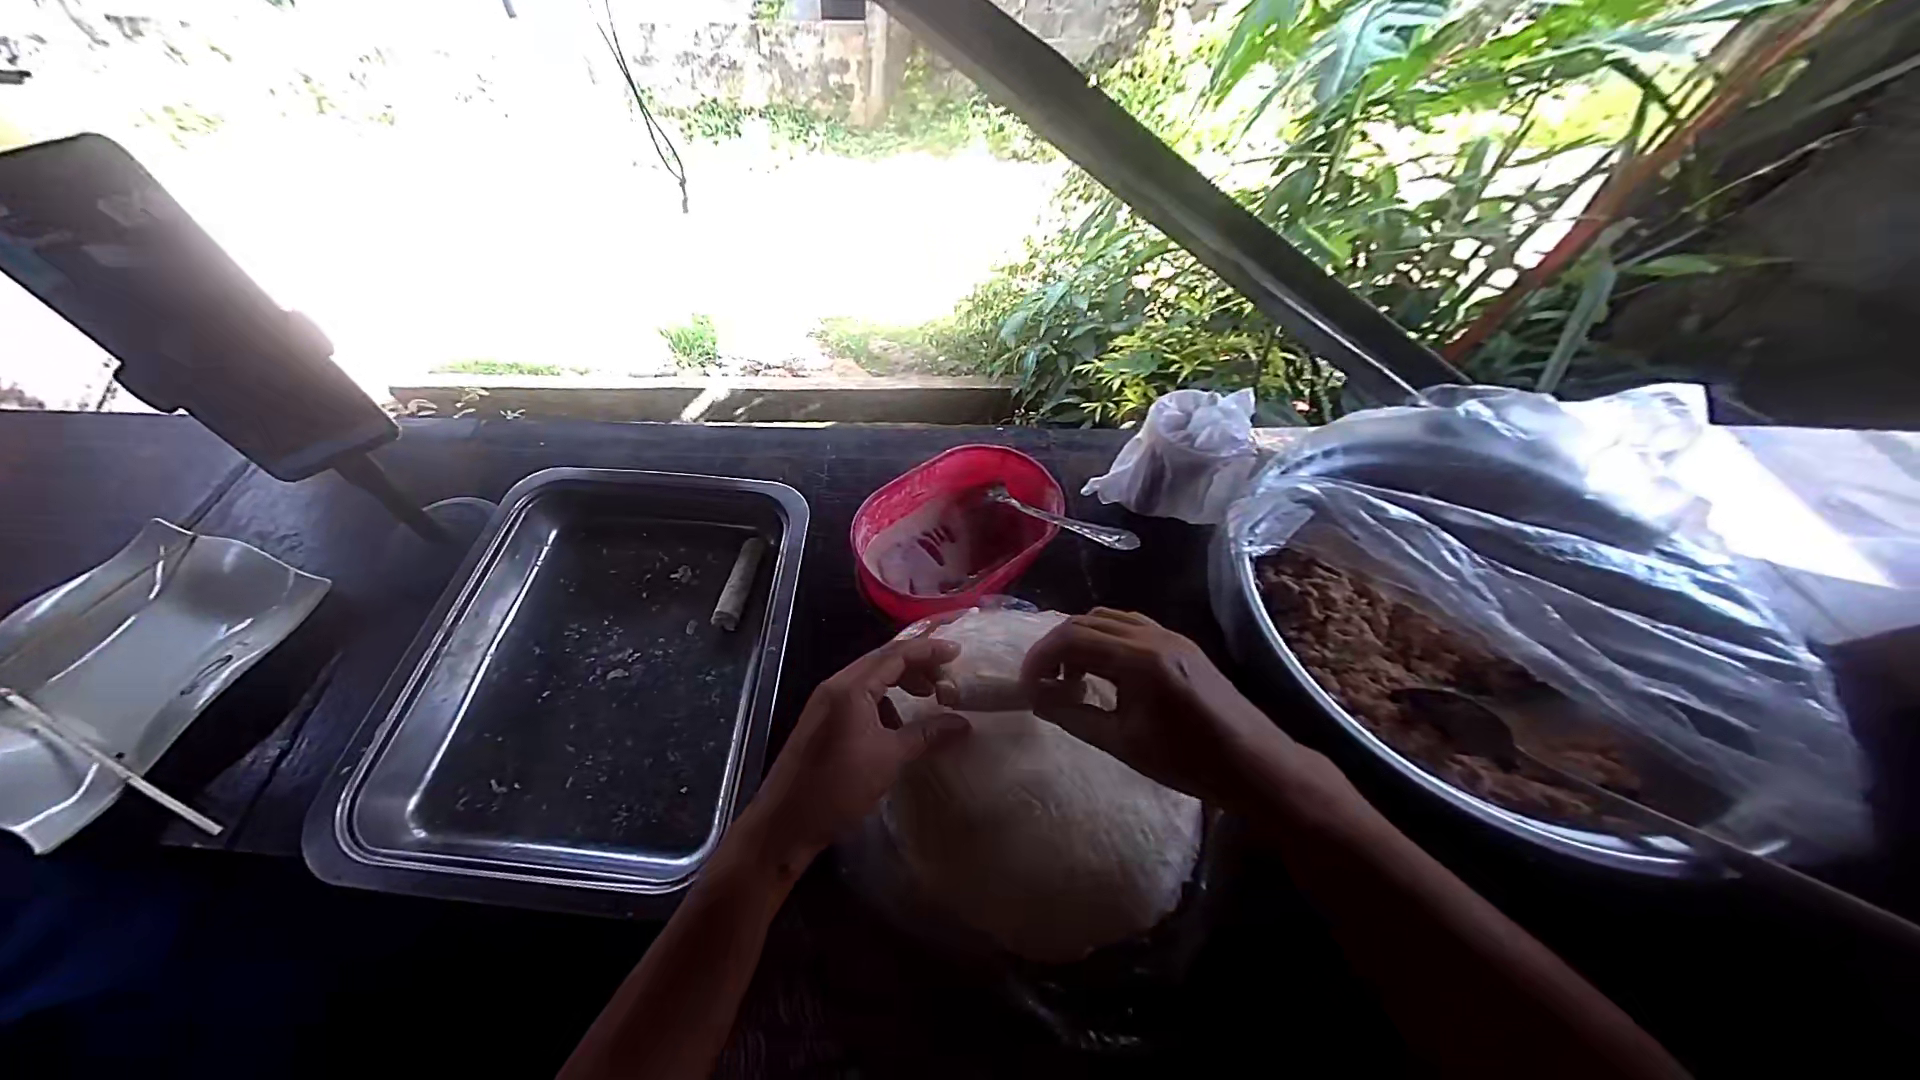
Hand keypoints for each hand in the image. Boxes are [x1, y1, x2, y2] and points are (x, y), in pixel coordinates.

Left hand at [740, 637, 970, 867]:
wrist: (784, 824)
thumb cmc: (837, 787)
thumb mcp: (889, 759)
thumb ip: (926, 735)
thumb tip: (962, 723)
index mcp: (850, 688)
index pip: (895, 654)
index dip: (928, 650)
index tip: (957, 652)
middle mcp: (836, 687)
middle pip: (882, 660)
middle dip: (917, 664)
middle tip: (945, 678)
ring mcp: (826, 703)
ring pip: (870, 678)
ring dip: (900, 681)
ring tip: (927, 696)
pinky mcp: (822, 721)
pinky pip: (859, 696)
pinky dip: (884, 700)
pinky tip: (897, 724)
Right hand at [1018, 608, 1302, 809]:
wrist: (1254, 764)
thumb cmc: (1188, 761)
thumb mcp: (1122, 744)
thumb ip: (1073, 716)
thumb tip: (1036, 699)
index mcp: (1138, 660)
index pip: (1072, 639)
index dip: (1040, 658)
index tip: (1026, 685)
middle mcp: (1153, 636)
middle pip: (1085, 622)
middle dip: (1055, 646)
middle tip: (1041, 680)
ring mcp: (1169, 635)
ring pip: (1107, 618)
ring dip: (1080, 639)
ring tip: (1070, 676)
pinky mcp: (1180, 643)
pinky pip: (1130, 625)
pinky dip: (1105, 638)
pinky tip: (1104, 670)